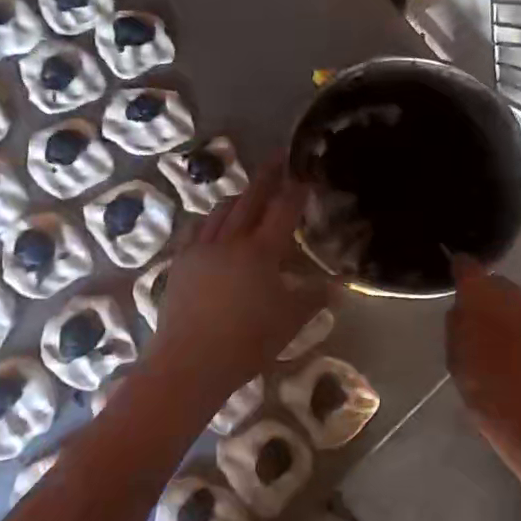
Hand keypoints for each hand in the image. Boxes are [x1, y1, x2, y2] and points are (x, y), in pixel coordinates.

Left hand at [148, 163, 328, 395]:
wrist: (190, 362)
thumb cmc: (247, 342)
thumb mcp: (290, 321)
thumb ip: (315, 298)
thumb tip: (338, 285)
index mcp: (261, 252)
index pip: (283, 210)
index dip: (296, 191)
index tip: (305, 176)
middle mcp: (230, 241)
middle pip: (250, 199)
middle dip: (266, 177)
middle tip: (277, 159)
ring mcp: (201, 249)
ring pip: (221, 211)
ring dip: (238, 197)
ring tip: (248, 193)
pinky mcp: (181, 262)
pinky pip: (197, 229)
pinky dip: (211, 218)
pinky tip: (214, 223)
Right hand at [446, 257, 520, 502]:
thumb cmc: (497, 404)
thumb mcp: (460, 367)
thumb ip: (459, 328)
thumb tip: (462, 304)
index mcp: (486, 300)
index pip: (469, 269)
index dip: (463, 269)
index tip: (459, 273)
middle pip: (502, 283)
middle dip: (494, 296)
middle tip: (487, 320)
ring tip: (514, 337)